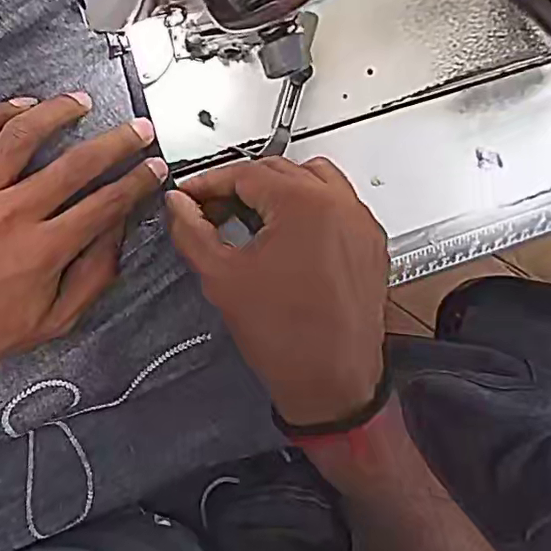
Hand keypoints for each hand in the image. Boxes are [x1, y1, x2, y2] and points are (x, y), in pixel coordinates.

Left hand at [0, 91, 165, 382]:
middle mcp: (10, 215)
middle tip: (136, 130)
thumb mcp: (53, 321)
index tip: (152, 168)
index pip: (105, 203)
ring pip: (21, 135)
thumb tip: (117, 231)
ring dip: (57, 112)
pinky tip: (19, 106)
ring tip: (80, 102)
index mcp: (42, 251)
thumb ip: (93, 276)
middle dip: (116, 142)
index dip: (137, 182)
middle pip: (75, 163)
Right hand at [165, 157, 388, 427]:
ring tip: (250, 216)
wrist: (330, 381)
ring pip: (313, 179)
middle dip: (239, 185)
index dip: (208, 183)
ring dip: (278, 189)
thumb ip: (192, 231)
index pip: (245, 173)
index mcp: (304, 205)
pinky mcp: (370, 244)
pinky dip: (308, 207)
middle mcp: (340, 206)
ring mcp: (360, 224)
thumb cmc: (288, 338)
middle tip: (211, 208)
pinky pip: (337, 205)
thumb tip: (180, 206)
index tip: (191, 196)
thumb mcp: (221, 276)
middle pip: (279, 170)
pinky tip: (285, 235)